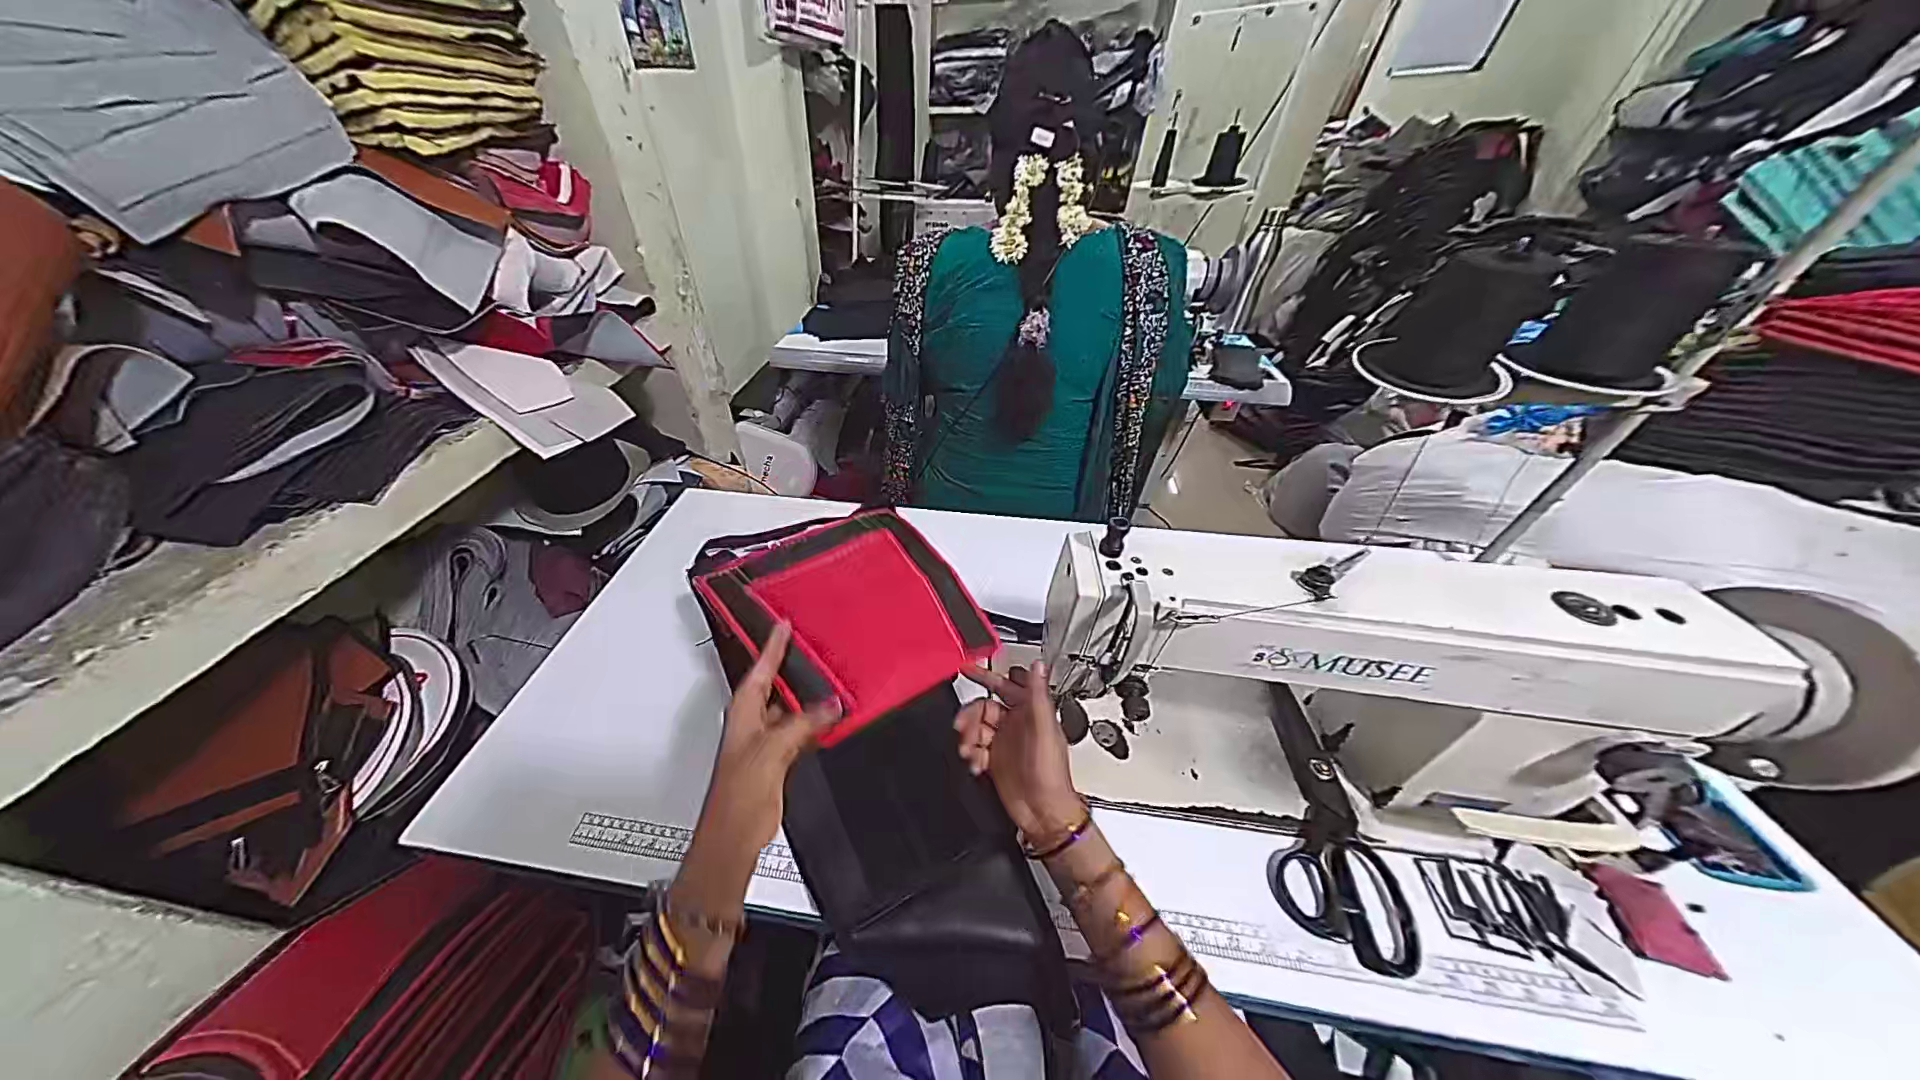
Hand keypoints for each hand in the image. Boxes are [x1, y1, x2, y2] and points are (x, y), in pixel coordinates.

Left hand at [680, 623, 839, 908]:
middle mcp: (753, 723)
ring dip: (808, 699)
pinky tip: (830, 720)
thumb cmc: (736, 797)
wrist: (734, 836)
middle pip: (776, 686)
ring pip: (791, 709)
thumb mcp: (772, 751)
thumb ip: (803, 724)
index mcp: (744, 713)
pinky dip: (815, 723)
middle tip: (814, 649)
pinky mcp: (778, 759)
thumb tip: (829, 706)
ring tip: (830, 683)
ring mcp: (766, 741)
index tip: (782, 624)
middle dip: (794, 669)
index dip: (772, 646)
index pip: (760, 669)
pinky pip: (801, 731)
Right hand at [957, 662, 1083, 841]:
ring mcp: (1004, 742)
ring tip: (968, 749)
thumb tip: (1039, 666)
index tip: (967, 668)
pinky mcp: (994, 760)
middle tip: (961, 725)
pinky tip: (975, 763)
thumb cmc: (1051, 774)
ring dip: (968, 736)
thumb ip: (1038, 695)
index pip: (1005, 684)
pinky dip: (971, 754)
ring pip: (976, 727)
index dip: (986, 675)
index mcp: (1030, 711)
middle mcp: (1016, 724)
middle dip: (969, 714)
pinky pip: (974, 748)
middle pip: (983, 707)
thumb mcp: (1044, 729)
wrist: (1043, 812)